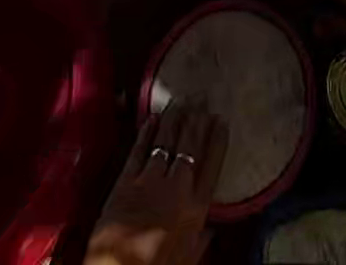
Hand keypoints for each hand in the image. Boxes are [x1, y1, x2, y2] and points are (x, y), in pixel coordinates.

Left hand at [87, 103, 228, 264]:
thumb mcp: (188, 259)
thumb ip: (202, 238)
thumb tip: (212, 227)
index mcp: (197, 206)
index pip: (213, 160)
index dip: (218, 137)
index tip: (221, 118)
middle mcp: (177, 188)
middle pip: (191, 144)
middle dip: (198, 118)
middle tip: (202, 97)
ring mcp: (149, 184)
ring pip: (166, 141)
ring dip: (175, 118)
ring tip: (181, 100)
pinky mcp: (123, 187)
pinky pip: (138, 152)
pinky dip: (145, 133)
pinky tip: (152, 118)